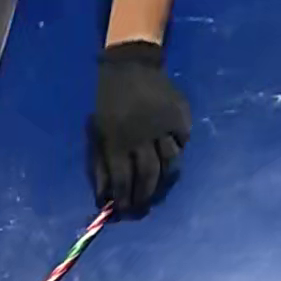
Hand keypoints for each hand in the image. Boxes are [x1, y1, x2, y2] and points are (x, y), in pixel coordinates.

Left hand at [89, 41, 189, 213]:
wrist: (130, 68)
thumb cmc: (108, 108)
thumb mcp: (97, 138)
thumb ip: (101, 169)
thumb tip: (103, 199)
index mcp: (117, 143)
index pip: (123, 180)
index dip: (124, 200)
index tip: (124, 212)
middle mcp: (142, 137)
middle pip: (148, 175)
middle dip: (145, 196)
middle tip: (142, 209)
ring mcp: (164, 125)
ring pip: (170, 162)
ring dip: (165, 182)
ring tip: (159, 193)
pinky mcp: (180, 114)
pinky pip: (183, 141)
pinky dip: (178, 155)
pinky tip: (171, 164)